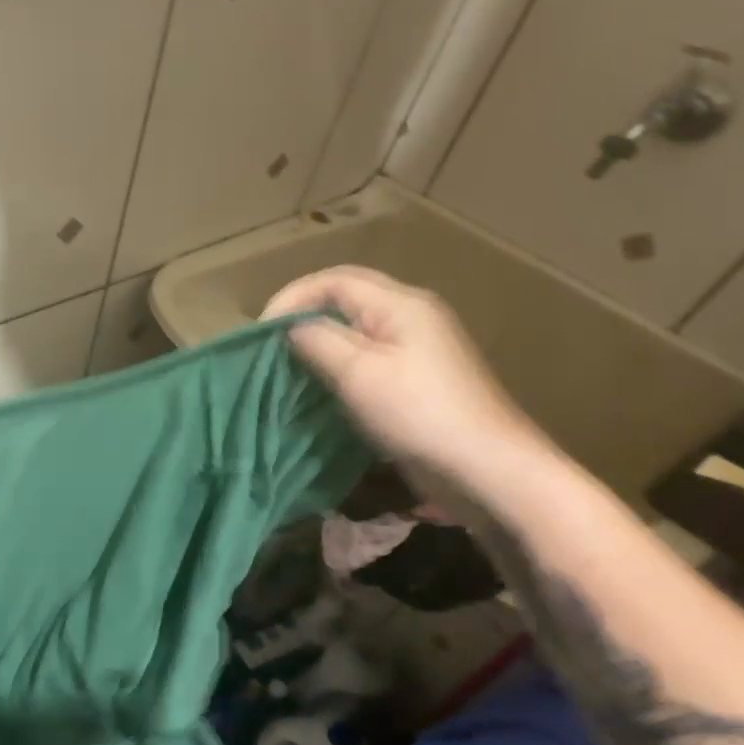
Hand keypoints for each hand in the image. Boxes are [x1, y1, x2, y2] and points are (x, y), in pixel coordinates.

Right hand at [261, 265, 547, 486]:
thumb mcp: (358, 373)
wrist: (484, 464)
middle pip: (346, 298)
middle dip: (303, 316)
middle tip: (270, 347)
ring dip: (318, 341)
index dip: (291, 297)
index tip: (260, 333)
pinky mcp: (417, 376)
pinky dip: (337, 362)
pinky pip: (367, 354)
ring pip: (355, 327)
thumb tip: (292, 328)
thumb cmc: (418, 413)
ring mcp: (417, 346)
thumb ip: (319, 341)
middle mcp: (411, 315)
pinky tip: (321, 385)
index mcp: (401, 304)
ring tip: (288, 365)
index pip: (334, 280)